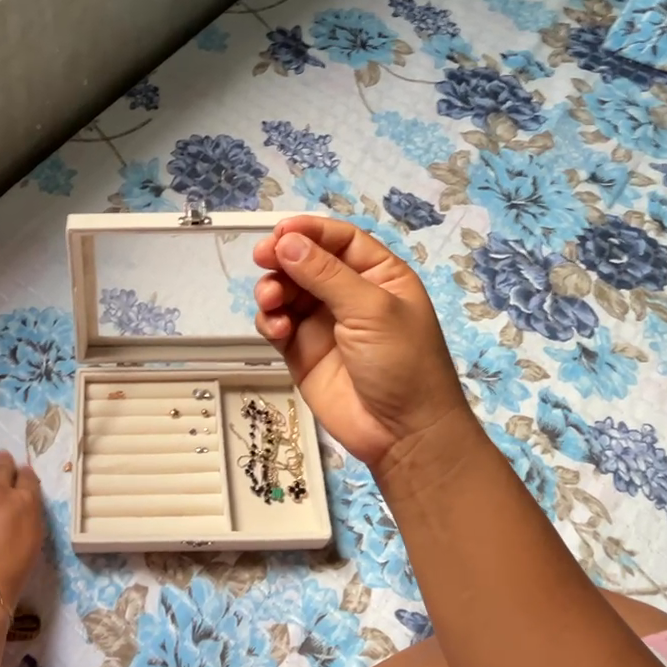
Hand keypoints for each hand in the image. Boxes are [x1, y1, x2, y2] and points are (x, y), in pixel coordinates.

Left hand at [0, 450, 45, 608]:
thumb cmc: (14, 568)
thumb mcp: (34, 537)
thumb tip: (25, 494)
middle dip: (5, 462)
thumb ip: (31, 510)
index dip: (26, 473)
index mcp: (23, 500)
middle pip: (2, 466)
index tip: (24, 474)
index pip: (27, 475)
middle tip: (4, 459)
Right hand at [253, 216, 470, 470]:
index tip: (280, 231)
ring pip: (286, 291)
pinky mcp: (301, 351)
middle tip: (262, 257)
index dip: (310, 231)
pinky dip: (270, 319)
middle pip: (306, 261)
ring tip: (272, 300)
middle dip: (283, 257)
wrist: (404, 435)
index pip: (340, 240)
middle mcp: (348, 294)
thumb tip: (286, 242)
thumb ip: (325, 274)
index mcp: (378, 276)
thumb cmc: (404, 364)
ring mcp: (323, 323)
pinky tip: (276, 328)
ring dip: (273, 289)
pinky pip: (277, 323)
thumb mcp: (371, 310)